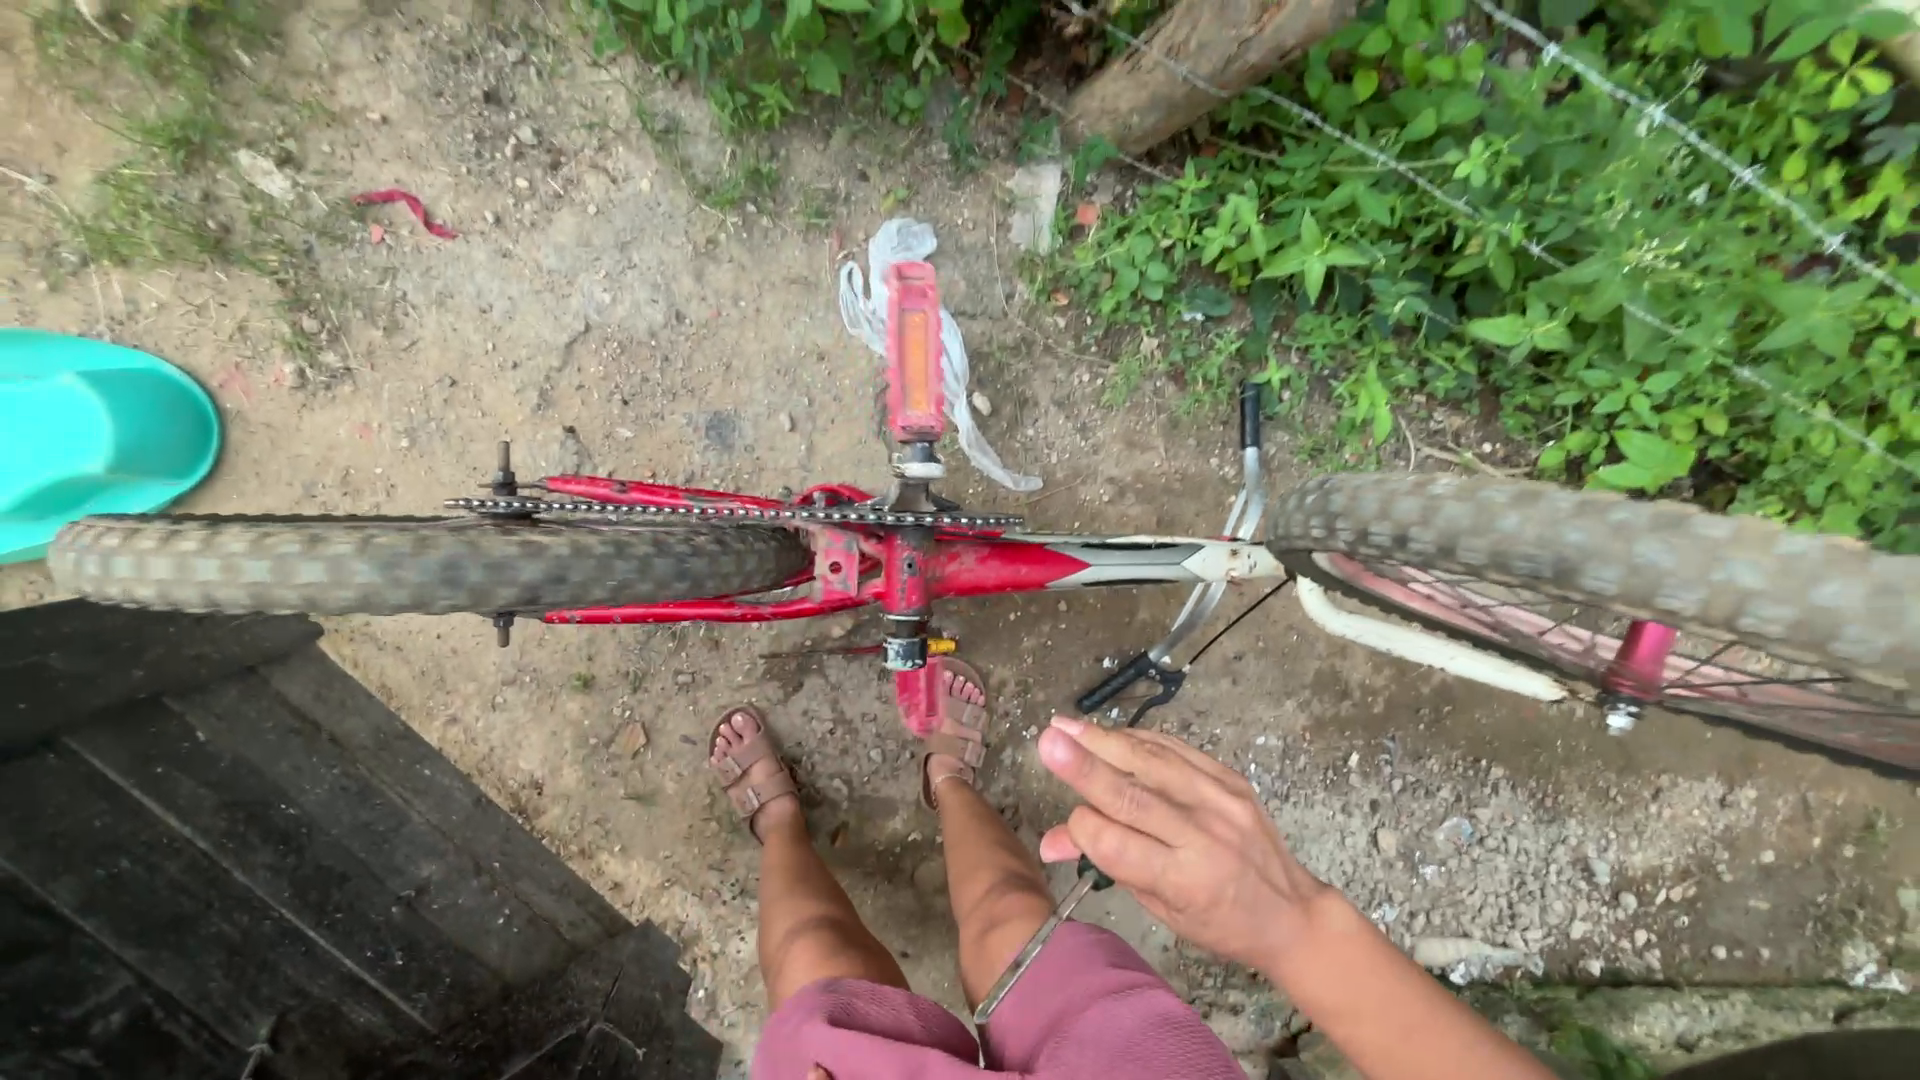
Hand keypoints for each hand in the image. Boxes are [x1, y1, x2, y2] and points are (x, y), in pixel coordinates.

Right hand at [1037, 715, 1329, 969]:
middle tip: (1049, 739)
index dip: (1083, 828)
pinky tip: (1109, 733)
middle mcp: (1205, 836)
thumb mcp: (1161, 909)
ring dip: (1105, 740)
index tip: (1066, 820)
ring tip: (1066, 726)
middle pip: (1134, 796)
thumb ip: (1109, 864)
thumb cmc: (1219, 921)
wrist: (1292, 913)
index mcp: (1186, 881)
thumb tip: (1050, 842)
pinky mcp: (1231, 778)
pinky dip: (1138, 739)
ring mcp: (1222, 800)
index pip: (1117, 845)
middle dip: (1086, 767)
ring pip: (1154, 762)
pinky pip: (1176, 749)